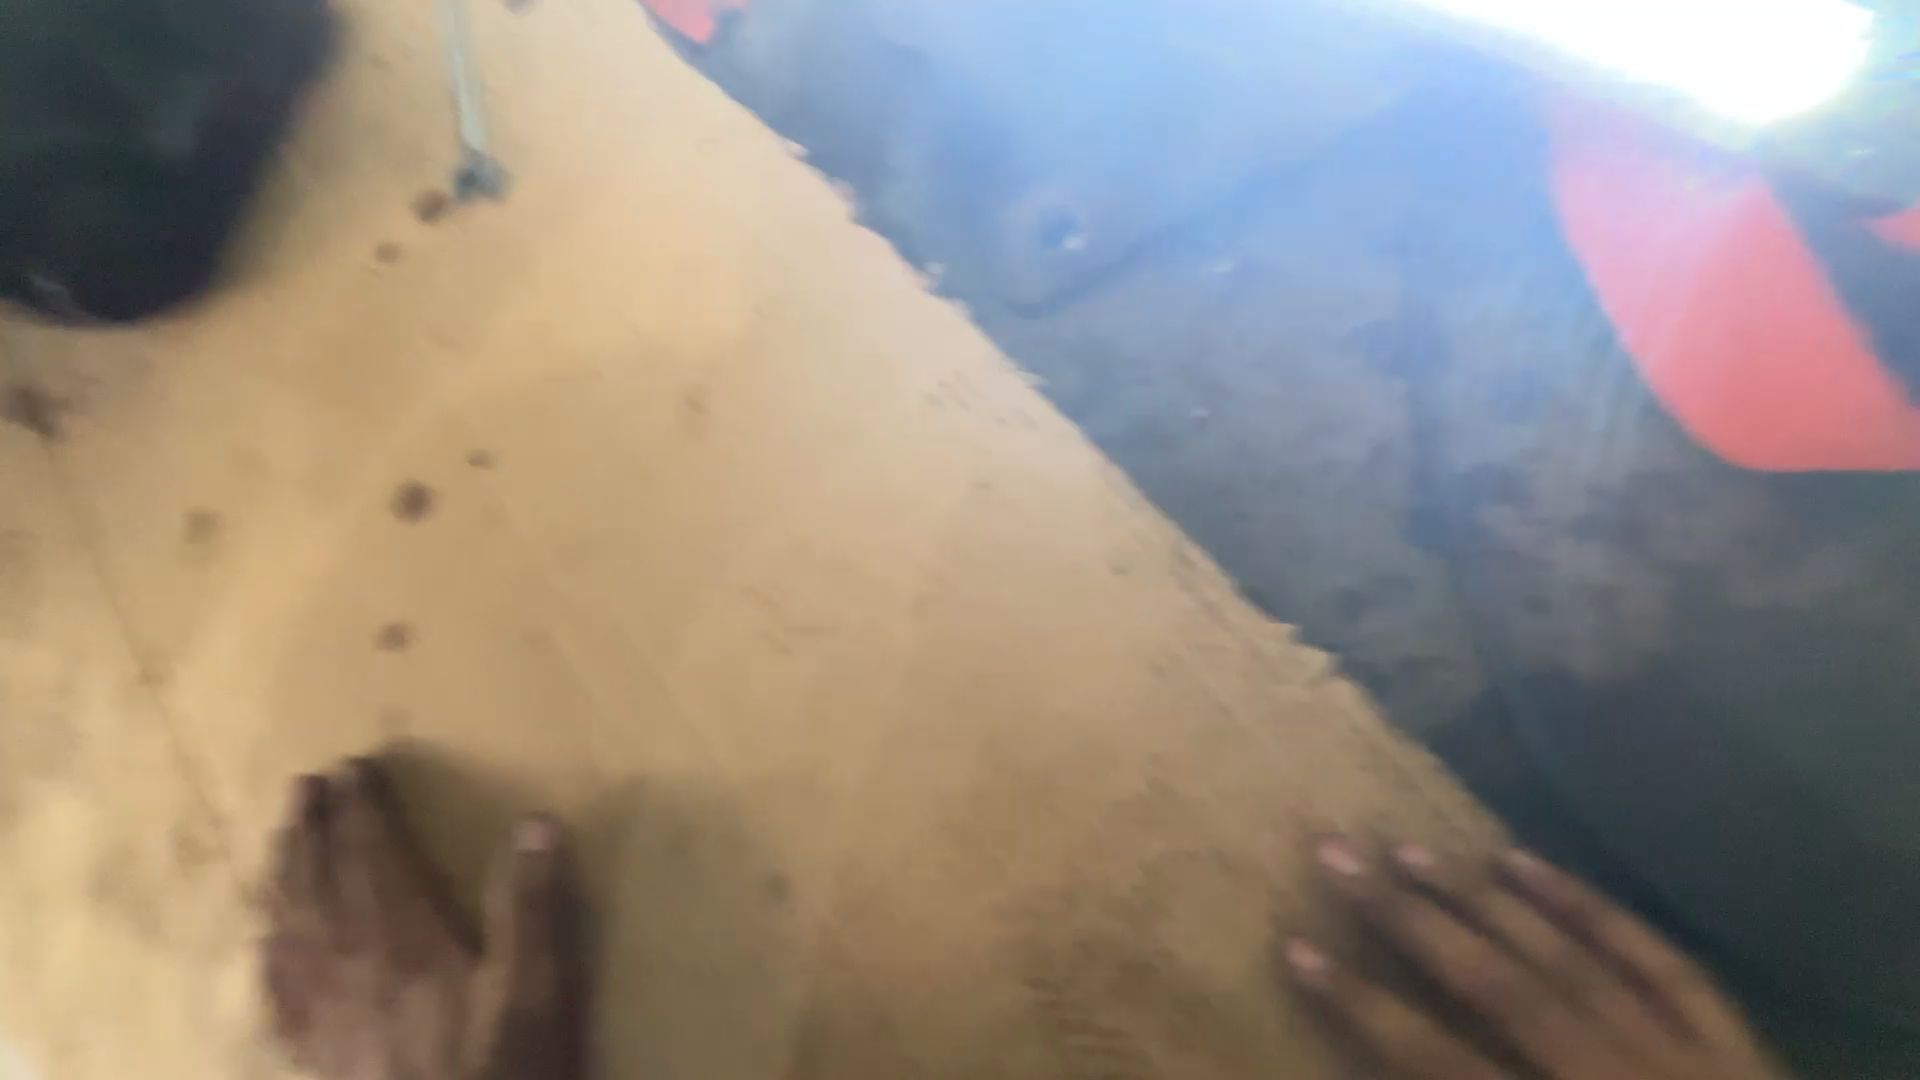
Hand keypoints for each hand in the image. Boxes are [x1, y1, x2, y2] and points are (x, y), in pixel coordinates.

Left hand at [261, 758, 587, 1079]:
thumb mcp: (538, 985)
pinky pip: (279, 989)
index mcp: (406, 945)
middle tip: (307, 785)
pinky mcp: (319, 1054)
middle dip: (312, 831)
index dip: (364, 814)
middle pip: (320, 888)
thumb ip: (534, 904)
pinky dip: (269, 948)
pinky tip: (266, 941)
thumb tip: (535, 822)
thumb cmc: (506, 1066)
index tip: (356, 769)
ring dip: (284, 876)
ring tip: (281, 837)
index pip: (375, 863)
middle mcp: (353, 972)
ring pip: (290, 931)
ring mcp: (326, 1017)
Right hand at [1282, 835, 1783, 1079]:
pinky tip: (1522, 860)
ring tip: (1409, 849)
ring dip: (1480, 899)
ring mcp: (1688, 1064)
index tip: (1294, 948)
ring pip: (1567, 959)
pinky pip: (1660, 963)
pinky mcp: (1738, 1051)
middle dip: (1407, 917)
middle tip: (1336, 855)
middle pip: (1498, 987)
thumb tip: (1357, 1075)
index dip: (1361, 1005)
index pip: (1438, 1062)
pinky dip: (1588, 907)